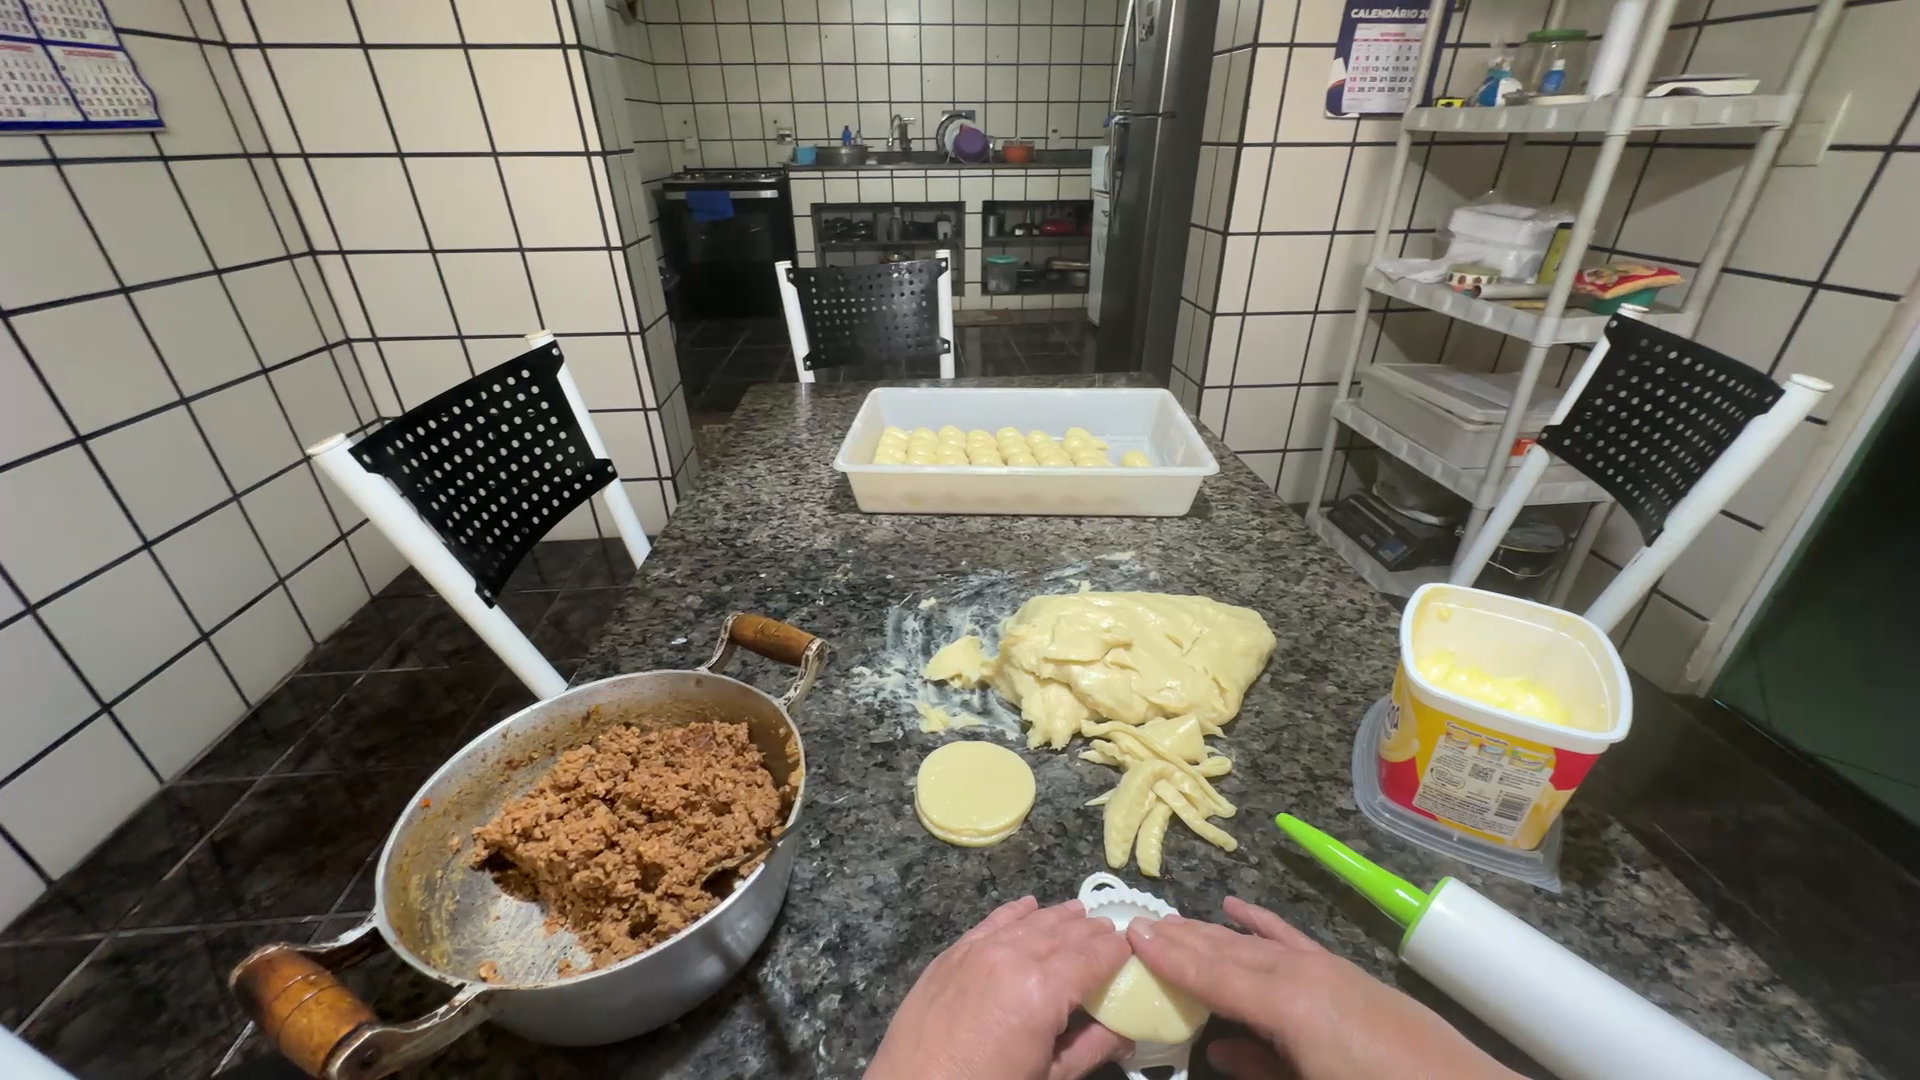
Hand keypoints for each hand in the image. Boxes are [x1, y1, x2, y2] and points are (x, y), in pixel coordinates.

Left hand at [867, 896, 1134, 1079]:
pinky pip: (991, 922)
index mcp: (1041, 990)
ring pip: (1029, 922)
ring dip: (1058, 917)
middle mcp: (1012, 956)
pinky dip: (1015, 912)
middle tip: (1113, 930)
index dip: (1115, 949)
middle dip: (1091, 931)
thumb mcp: (1047, 1079)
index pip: (1091, 957)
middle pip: (1062, 934)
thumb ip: (1088, 1048)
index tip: (1133, 943)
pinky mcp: (953, 953)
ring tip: (1081, 912)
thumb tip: (1125, 1031)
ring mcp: (978, 949)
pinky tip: (1029, 905)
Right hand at [1127, 897, 1520, 1079]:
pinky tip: (1235, 908)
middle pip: (1228, 951)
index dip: (1170, 955)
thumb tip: (1217, 1050)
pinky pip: (1292, 938)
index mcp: (1289, 1007)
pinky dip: (1260, 922)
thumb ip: (1260, 1068)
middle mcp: (1301, 976)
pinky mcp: (1347, 973)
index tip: (1130, 932)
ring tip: (1172, 922)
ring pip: (1253, 943)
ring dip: (1210, 933)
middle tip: (1139, 924)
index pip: (1213, 974)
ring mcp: (1327, 969)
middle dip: (1183, 938)